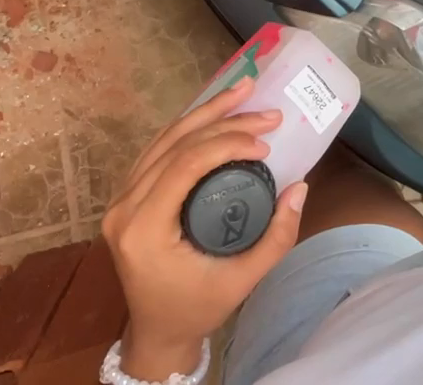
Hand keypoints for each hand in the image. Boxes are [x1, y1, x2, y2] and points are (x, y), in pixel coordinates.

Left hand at [102, 78, 307, 378]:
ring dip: (208, 112)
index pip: (184, 166)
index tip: (265, 144)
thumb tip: (300, 187)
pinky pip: (159, 148)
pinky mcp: (129, 195)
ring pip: (165, 139)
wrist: (158, 333)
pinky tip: (217, 110)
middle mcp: (124, 208)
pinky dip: (191, 125)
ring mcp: (121, 199)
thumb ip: (275, 238)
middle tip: (269, 113)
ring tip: (245, 89)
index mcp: (143, 230)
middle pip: (175, 145)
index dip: (226, 144)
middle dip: (225, 121)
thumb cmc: (197, 307)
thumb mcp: (242, 282)